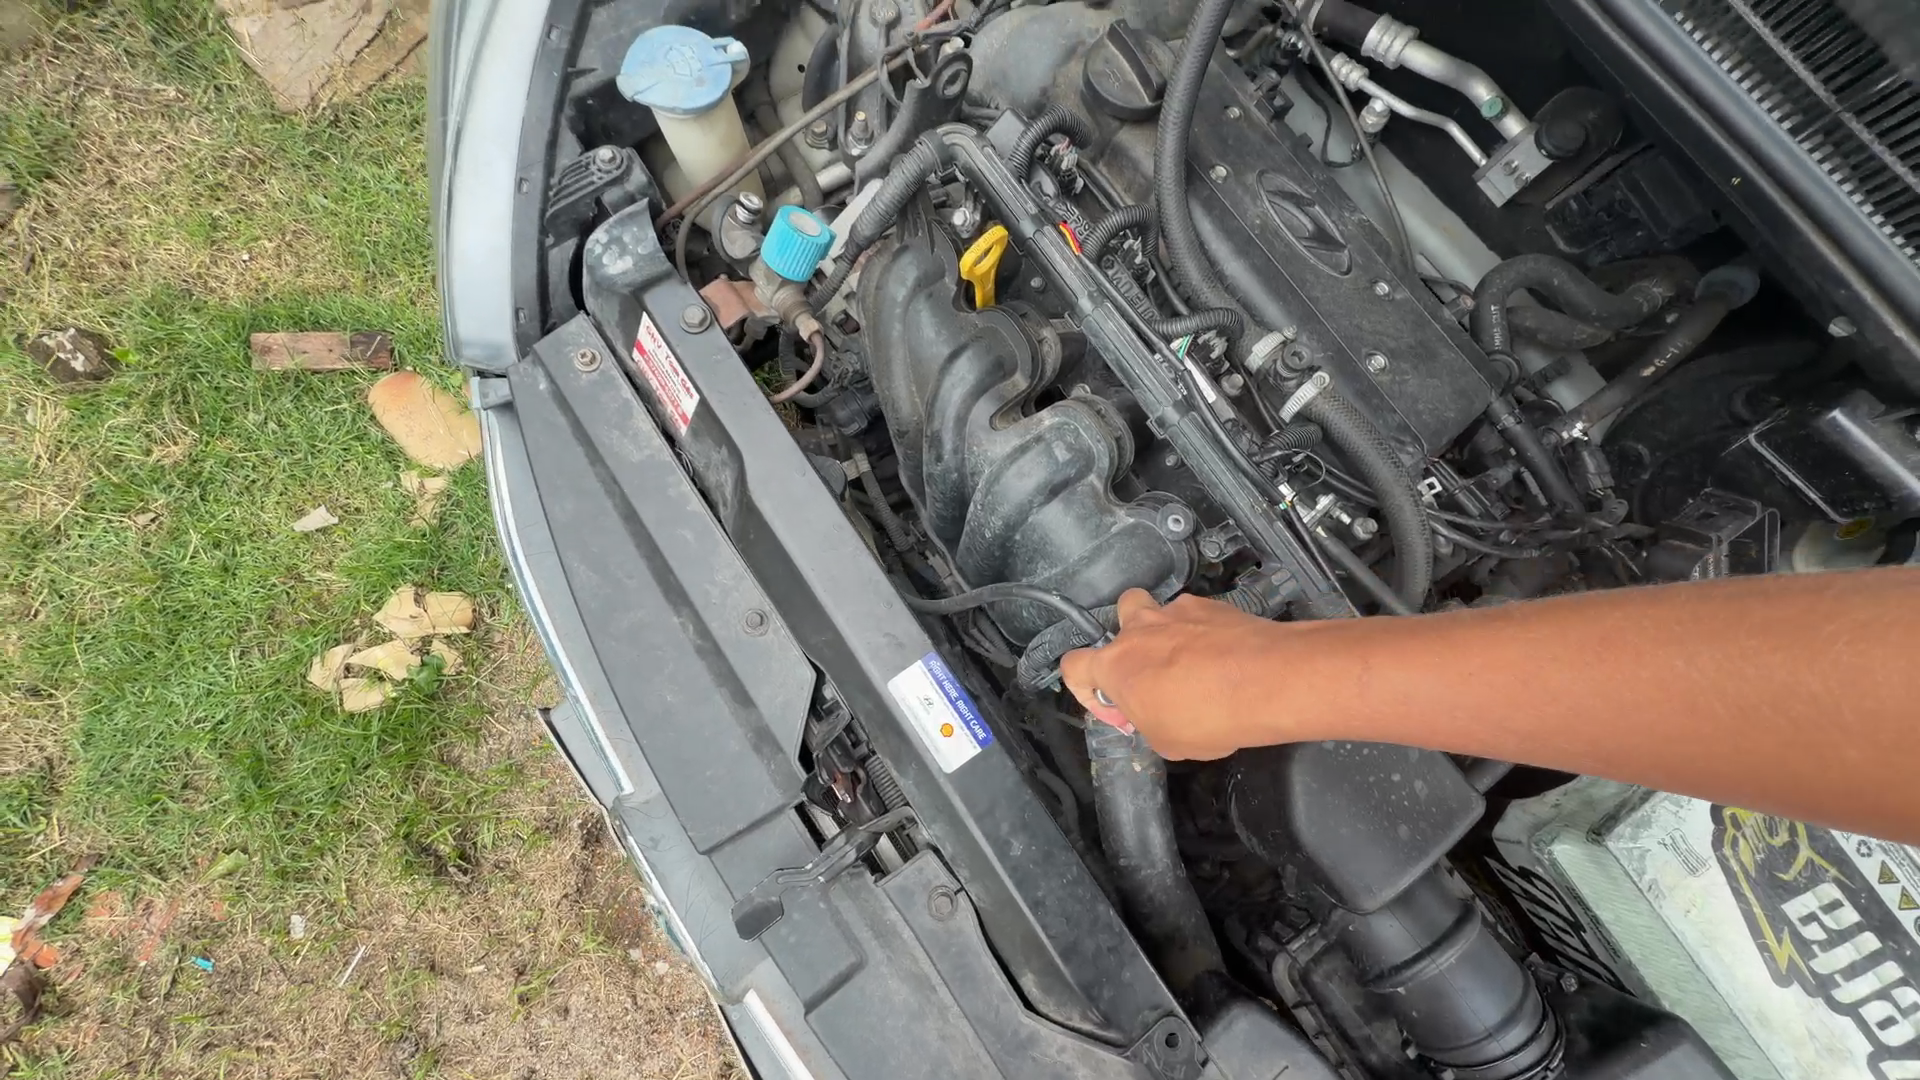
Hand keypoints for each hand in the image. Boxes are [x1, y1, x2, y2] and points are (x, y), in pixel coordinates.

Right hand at [1059, 588, 1297, 759]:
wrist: (1267, 682)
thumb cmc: (1208, 717)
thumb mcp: (1168, 743)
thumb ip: (1149, 723)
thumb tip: (1156, 716)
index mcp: (1115, 666)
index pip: (1072, 666)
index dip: (1086, 690)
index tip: (1117, 710)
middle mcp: (1138, 629)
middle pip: (1118, 617)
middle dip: (1130, 641)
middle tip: (1152, 672)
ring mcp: (1175, 612)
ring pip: (1158, 610)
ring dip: (1166, 631)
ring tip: (1190, 661)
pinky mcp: (1212, 605)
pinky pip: (1197, 616)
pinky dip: (1204, 633)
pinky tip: (1224, 657)